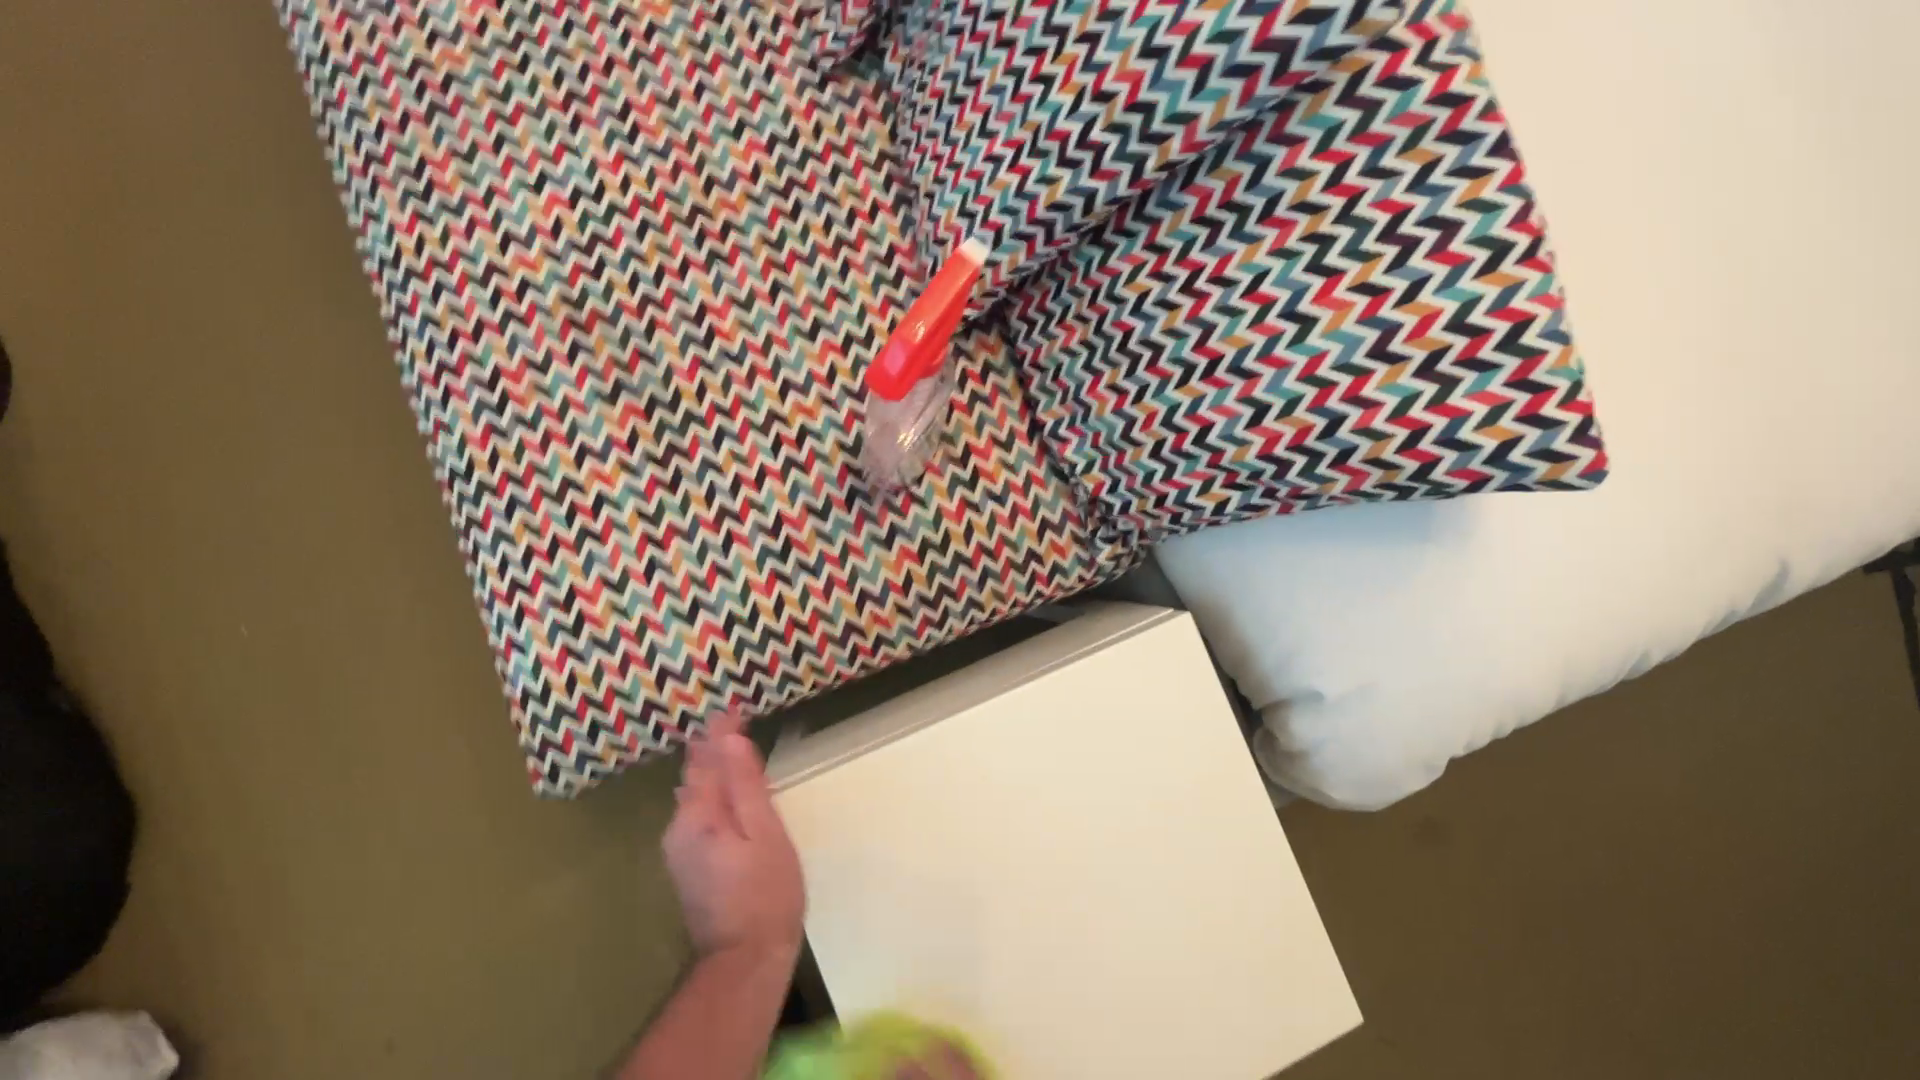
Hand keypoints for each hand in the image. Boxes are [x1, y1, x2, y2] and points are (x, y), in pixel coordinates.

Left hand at [662, 710, 804, 962]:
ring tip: (723, 745)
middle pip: (694, 777)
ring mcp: (680, 850)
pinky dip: (710, 793)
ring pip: (693, 796)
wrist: (744, 960)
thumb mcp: (765, 834)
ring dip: (708, 769)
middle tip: (727, 719)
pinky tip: (721, 791)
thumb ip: (746, 786)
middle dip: (710, 748)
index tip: (733, 708)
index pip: (707, 760)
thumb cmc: (765, 893)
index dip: (720, 733)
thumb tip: (730, 740)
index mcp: (699, 816)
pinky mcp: (689, 866)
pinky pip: (697, 814)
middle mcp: (680, 828)